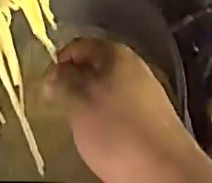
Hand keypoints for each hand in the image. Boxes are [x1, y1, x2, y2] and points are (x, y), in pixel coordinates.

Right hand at [43, 38, 211, 182]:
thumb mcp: (80, 105)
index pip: (81, 44)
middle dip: (76, 81)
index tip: (47, 84)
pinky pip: (123, 103)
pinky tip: (105, 132)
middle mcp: (133, 62)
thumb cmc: (116, 130)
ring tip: (80, 121)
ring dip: (92, 98)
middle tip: (61, 104)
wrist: (164, 166)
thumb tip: (52, 71)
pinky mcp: (154, 111)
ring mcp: (146, 85)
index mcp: (114, 52)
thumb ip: (63, 83)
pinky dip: (109, 112)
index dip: (61, 60)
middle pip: (96, 64)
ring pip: (110, 84)